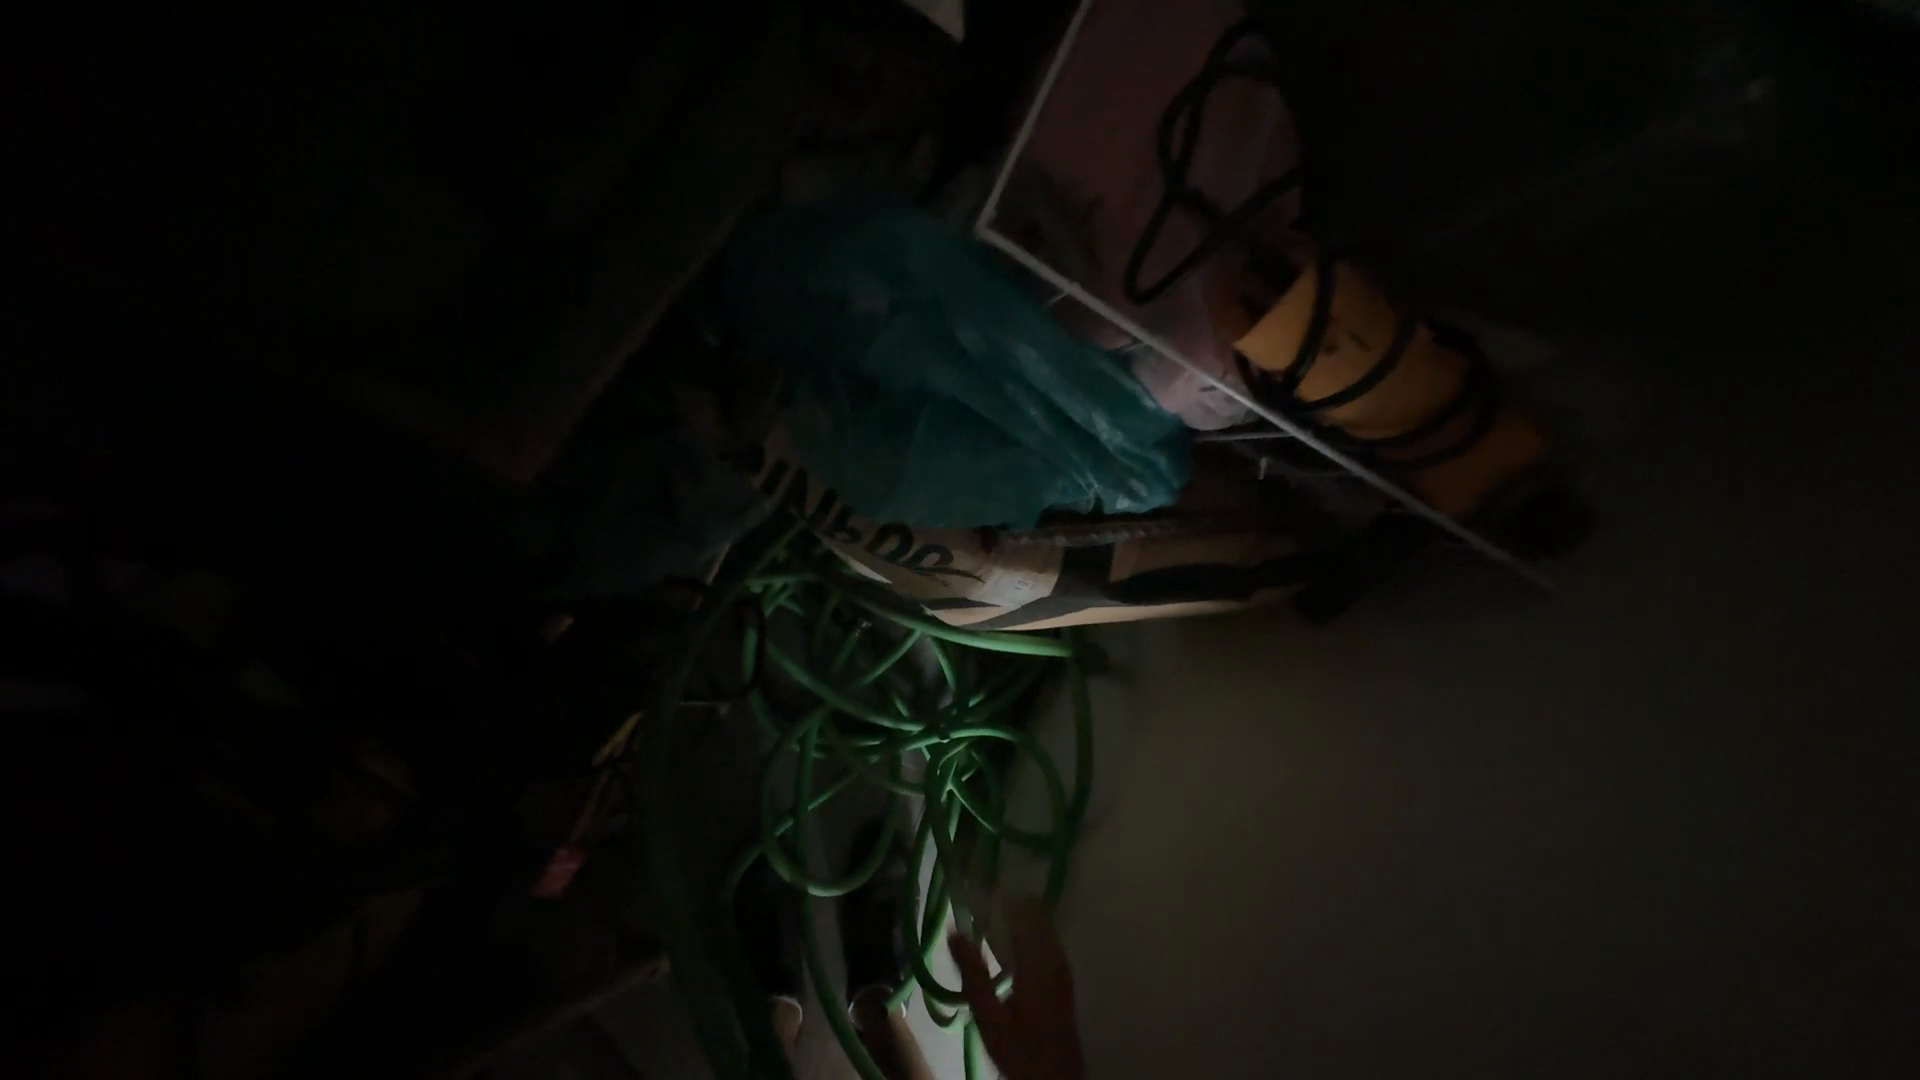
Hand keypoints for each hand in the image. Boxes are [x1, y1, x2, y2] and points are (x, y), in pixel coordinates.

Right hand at [948, 897, 1086, 1079]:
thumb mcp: (990, 1019)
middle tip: (980, 894)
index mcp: (1038, 962)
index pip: (1022, 911)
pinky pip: (1046, 936)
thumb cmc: (1021, 1052)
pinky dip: (1028, 926)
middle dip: (1009, 899)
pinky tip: (1010, 935)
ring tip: (991, 909)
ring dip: (1019, 912)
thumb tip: (954, 931)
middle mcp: (1055, 956)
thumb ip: (973, 974)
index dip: (1001, 894)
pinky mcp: (1063, 975)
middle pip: (1035, 912)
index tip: (977, 884)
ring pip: (1042, 923)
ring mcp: (1062, 965)